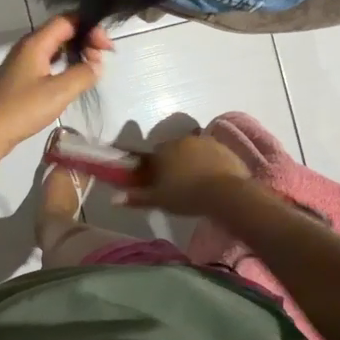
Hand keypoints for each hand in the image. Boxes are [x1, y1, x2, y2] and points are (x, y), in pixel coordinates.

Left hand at [0, 16, 112, 151]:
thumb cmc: (23, 109)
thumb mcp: (59, 91)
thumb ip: (83, 74)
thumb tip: (97, 65)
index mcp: (35, 43)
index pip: (67, 20)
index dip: (91, 28)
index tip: (106, 48)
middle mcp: (28, 47)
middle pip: (61, 31)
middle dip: (85, 40)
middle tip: (101, 61)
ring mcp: (23, 62)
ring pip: (55, 47)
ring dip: (75, 54)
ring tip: (92, 70)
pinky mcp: (21, 77)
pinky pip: (47, 62)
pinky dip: (64, 65)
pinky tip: (72, 79)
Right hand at [122, 133, 252, 214]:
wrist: (226, 193)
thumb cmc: (187, 196)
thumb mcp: (159, 200)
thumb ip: (136, 197)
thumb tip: (112, 199)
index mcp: (163, 150)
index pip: (152, 155)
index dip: (154, 168)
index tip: (158, 181)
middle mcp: (182, 140)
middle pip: (173, 150)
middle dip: (173, 163)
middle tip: (178, 183)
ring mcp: (205, 141)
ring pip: (193, 150)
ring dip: (192, 161)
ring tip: (197, 182)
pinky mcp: (224, 148)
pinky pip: (212, 154)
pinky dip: (210, 163)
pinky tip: (213, 178)